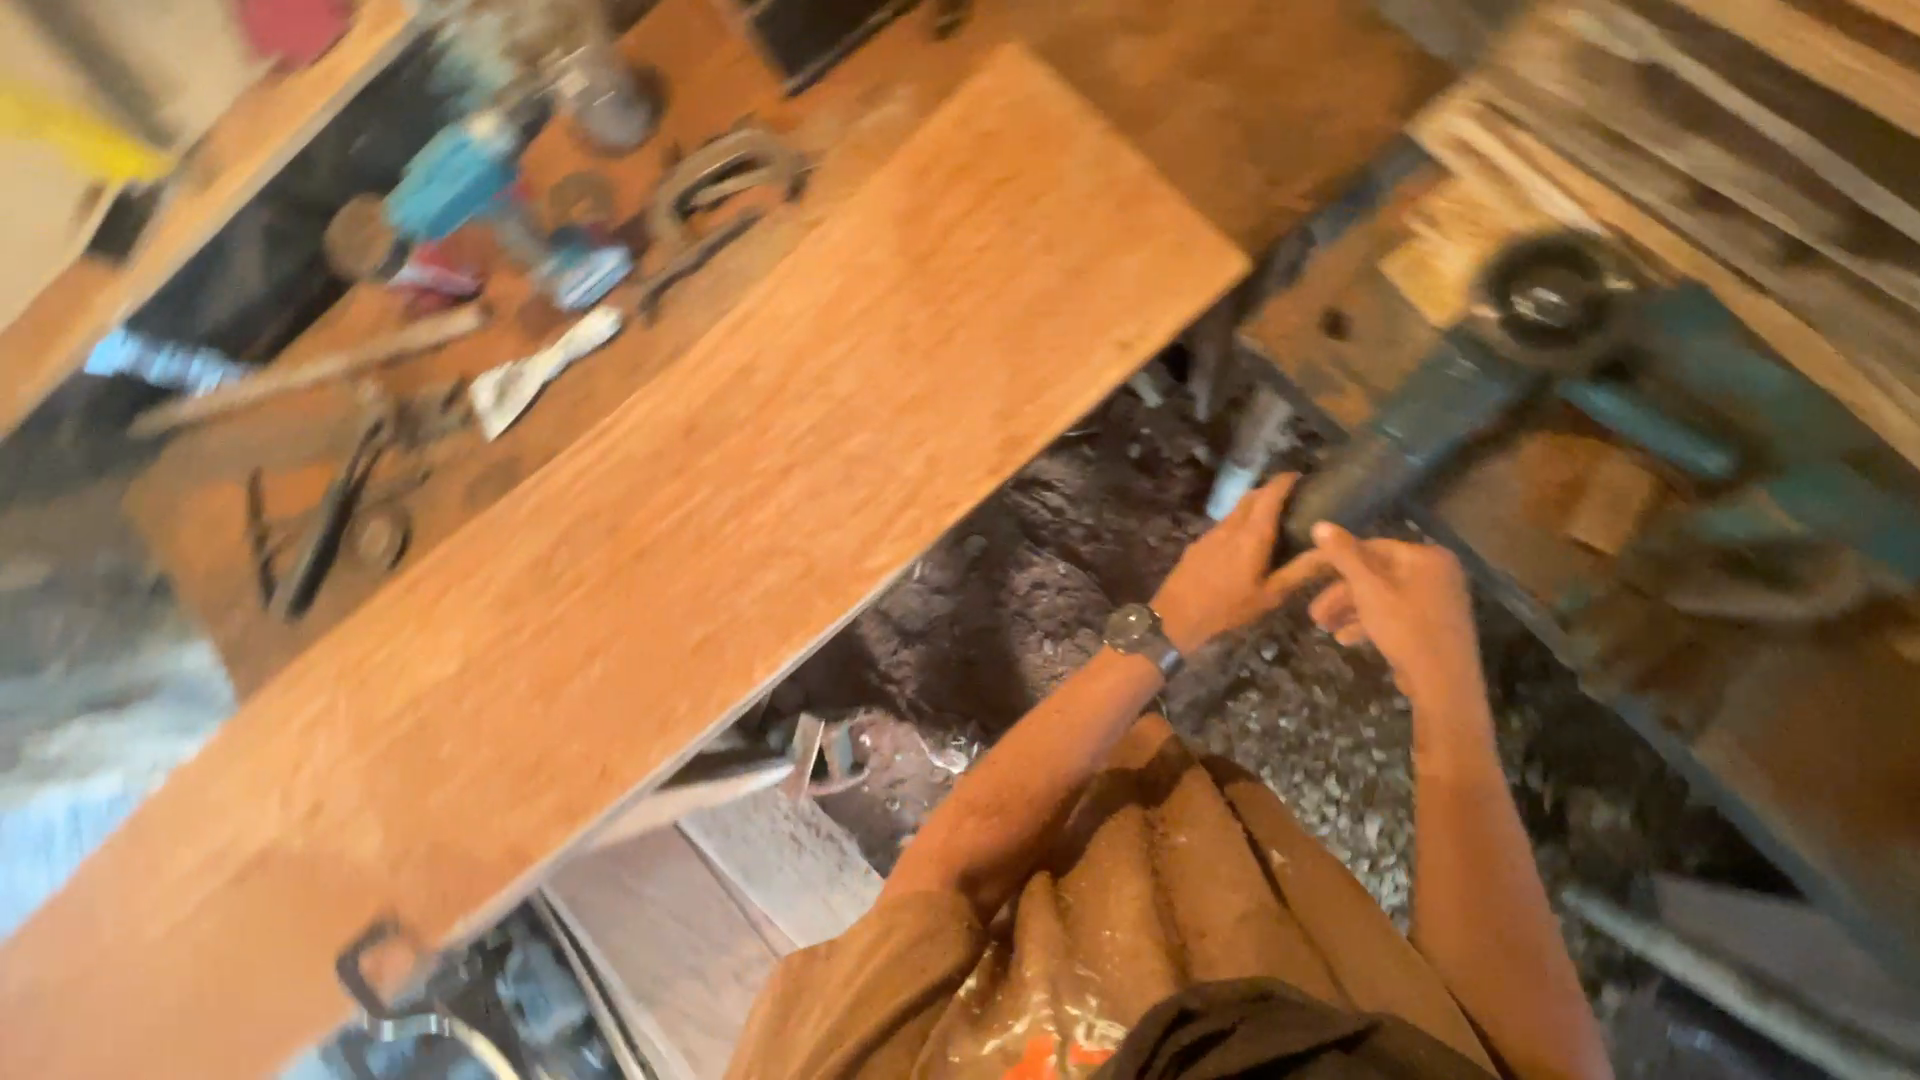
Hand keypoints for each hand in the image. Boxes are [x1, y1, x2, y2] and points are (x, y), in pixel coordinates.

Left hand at [1150, 474, 1328, 652]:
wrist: (1176, 615)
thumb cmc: (1228, 607)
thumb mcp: (1270, 595)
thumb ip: (1300, 571)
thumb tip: (1331, 551)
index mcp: (1252, 535)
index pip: (1270, 495)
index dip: (1285, 481)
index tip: (1299, 476)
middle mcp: (1230, 526)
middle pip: (1251, 497)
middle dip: (1270, 490)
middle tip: (1291, 497)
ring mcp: (1210, 533)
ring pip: (1235, 510)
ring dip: (1253, 506)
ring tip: (1272, 518)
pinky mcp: (1198, 543)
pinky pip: (1223, 524)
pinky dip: (1239, 521)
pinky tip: (1244, 541)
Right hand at [1301, 523, 1483, 704]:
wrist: (1444, 681)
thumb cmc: (1405, 627)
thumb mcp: (1368, 588)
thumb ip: (1344, 556)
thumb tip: (1320, 524)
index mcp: (1426, 557)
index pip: (1373, 547)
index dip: (1338, 561)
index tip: (1310, 577)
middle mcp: (1436, 572)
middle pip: (1376, 575)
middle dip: (1341, 594)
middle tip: (1314, 613)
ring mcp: (1437, 600)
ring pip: (1383, 596)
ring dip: (1350, 610)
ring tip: (1325, 629)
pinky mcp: (1433, 624)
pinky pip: (1395, 614)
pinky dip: (1370, 623)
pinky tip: (1346, 639)